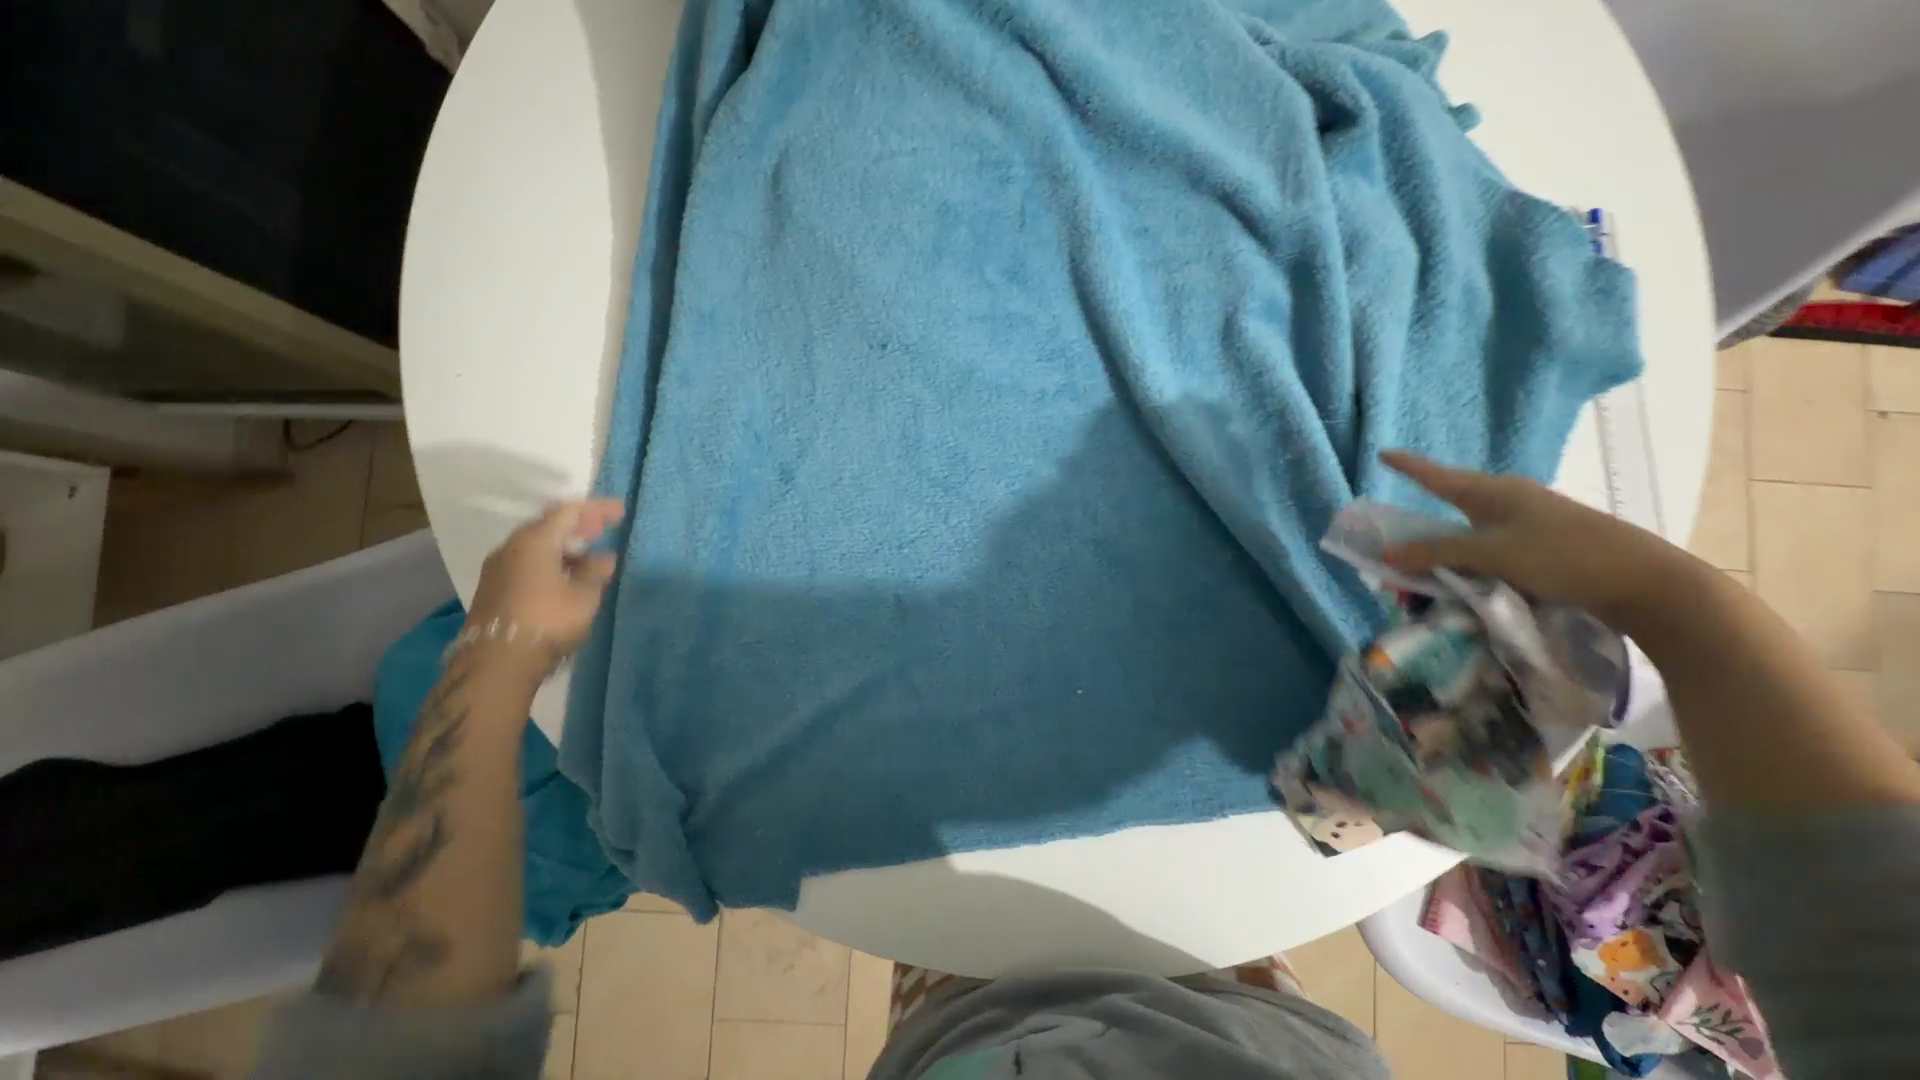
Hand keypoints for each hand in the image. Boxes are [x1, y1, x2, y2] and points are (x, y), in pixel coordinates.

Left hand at [464, 498, 624, 674]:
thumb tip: (604, 556)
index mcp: (535, 540)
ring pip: (535, 545)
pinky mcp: (493, 588)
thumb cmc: (547, 621)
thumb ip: (596, 572)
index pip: (569, 511)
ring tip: (587, 557)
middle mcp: (512, 547)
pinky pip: (526, 562)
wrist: (496, 662)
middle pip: (548, 525)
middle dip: (578, 524)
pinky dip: (549, 560)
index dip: (597, 509)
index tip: (620, 512)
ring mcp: (498, 568)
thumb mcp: (583, 597)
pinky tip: (563, 576)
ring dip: (563, 546)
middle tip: (602, 528)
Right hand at [1377, 451, 1699, 627]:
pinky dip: (1470, 566)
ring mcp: (1530, 525)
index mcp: (1495, 492)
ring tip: (1423, 579)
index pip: (1438, 476)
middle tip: (1392, 550)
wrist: (1643, 582)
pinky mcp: (1545, 549)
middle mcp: (1510, 502)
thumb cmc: (1563, 556)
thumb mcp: (1492, 554)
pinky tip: (1466, 585)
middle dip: (1420, 530)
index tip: (1382, 453)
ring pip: (1472, 536)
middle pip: (1452, 509)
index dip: (1409, 466)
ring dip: (1446, 555)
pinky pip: (1491, 553)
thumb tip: (1384, 551)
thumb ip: (1437, 552)